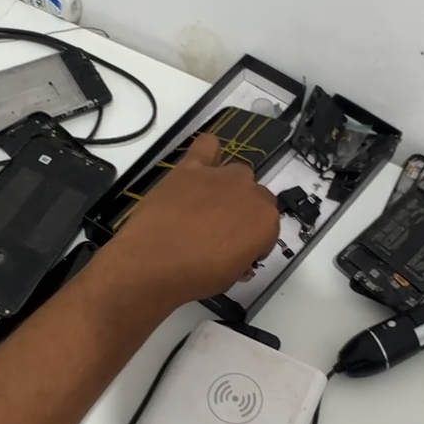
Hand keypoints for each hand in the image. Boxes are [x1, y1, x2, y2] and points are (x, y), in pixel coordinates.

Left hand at [98, 132, 278, 307]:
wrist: (154, 263)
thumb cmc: (197, 276)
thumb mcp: (231, 277)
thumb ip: (242, 258)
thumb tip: (237, 255)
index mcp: (266, 221)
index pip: (269, 225)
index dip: (254, 240)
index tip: (240, 252)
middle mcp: (249, 192)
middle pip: (256, 196)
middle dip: (243, 213)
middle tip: (222, 234)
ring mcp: (220, 176)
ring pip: (237, 172)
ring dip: (228, 187)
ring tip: (208, 207)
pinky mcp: (190, 168)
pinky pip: (207, 146)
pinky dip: (208, 154)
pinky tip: (200, 169)